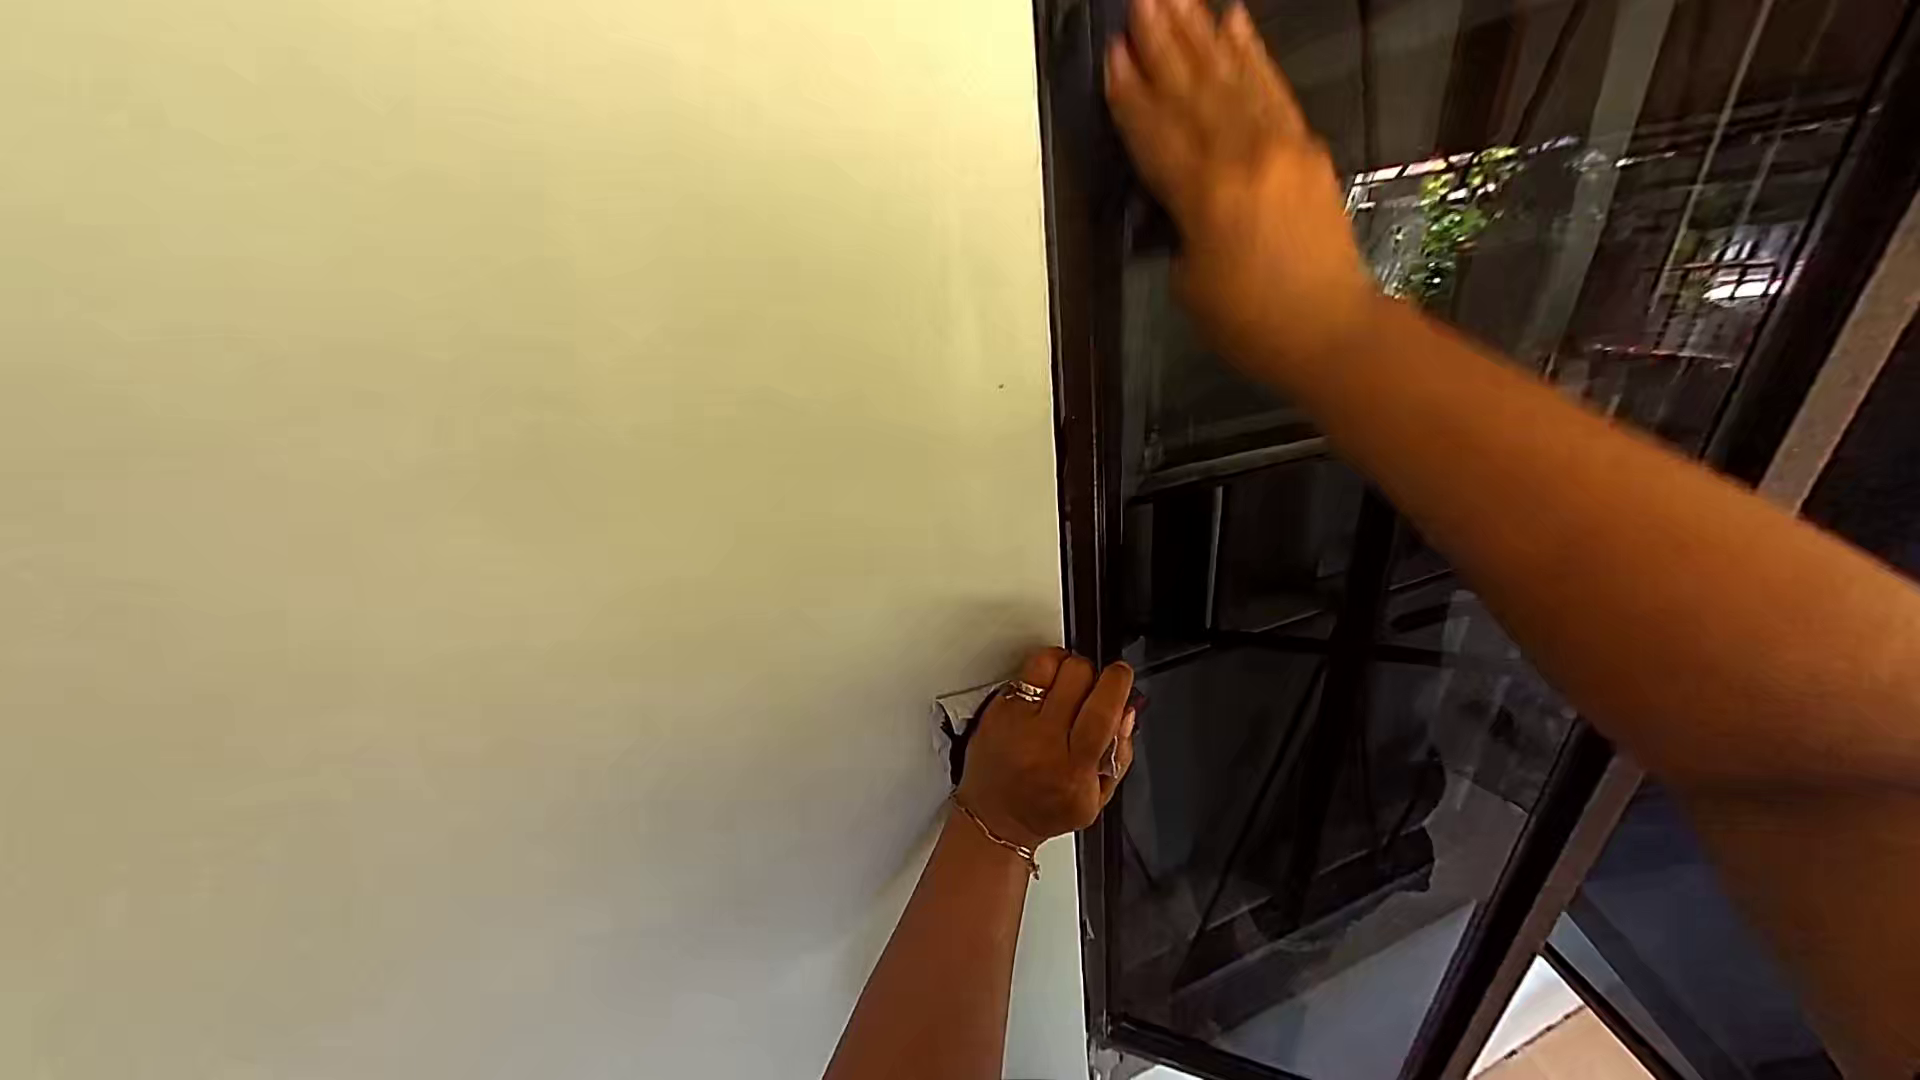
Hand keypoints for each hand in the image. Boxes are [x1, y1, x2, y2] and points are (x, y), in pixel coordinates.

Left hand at [954, 648, 1136, 850]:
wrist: (994, 818)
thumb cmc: (1043, 809)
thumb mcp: (1094, 799)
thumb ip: (1119, 755)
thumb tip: (1127, 712)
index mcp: (1073, 767)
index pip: (1101, 711)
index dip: (1117, 683)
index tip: (1122, 674)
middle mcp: (1043, 740)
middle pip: (1077, 675)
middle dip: (1093, 672)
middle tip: (1092, 687)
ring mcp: (1016, 721)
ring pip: (1047, 663)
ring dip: (1064, 665)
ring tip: (1067, 683)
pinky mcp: (997, 709)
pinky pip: (1024, 672)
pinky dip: (1040, 673)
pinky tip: (1044, 691)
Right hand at [1105, 0, 1380, 372]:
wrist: (1328, 329)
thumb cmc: (1248, 323)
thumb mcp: (1189, 284)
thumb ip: (1180, 229)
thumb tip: (1181, 199)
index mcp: (1204, 196)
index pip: (1156, 135)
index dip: (1130, 97)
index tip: (1110, 56)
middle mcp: (1243, 156)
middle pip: (1192, 93)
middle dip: (1161, 45)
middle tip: (1138, 3)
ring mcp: (1281, 145)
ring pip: (1231, 79)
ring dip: (1199, 36)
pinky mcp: (1307, 147)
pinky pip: (1273, 90)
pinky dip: (1253, 54)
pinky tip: (1235, 24)